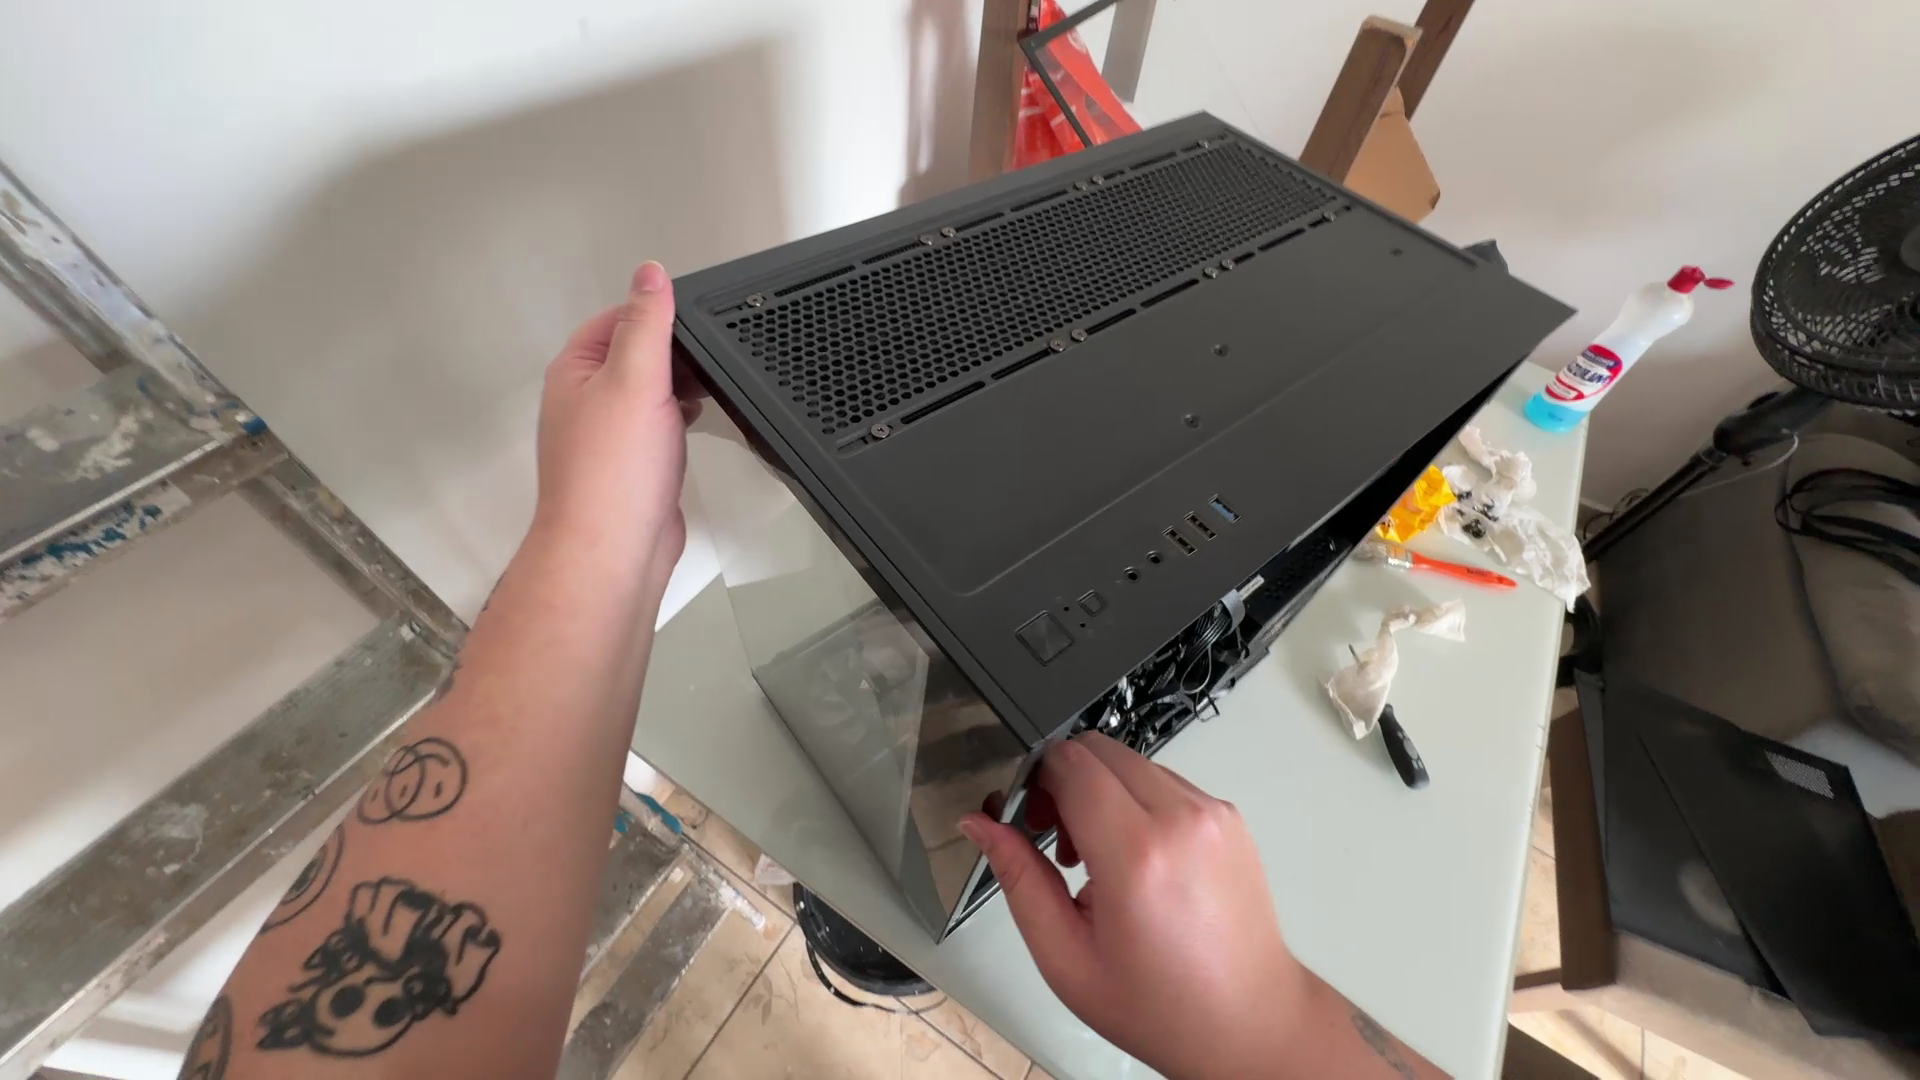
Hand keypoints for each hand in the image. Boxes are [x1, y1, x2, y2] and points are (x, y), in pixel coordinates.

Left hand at [534, 262, 701, 591]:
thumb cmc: (617, 467)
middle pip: (632, 356)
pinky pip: (655, 426)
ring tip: (712, 384)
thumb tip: (650, 272)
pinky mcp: (631, 466)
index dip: (655, 313)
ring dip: (676, 385)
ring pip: (646, 393)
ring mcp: (607, 436)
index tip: (698, 317)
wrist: (614, 547)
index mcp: (575, 371)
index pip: (615, 320)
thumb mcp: (635, 379)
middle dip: (672, 351)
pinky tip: (698, 421)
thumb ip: (647, 325)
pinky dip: (677, 416)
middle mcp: (585, 400)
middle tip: (714, 353)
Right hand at [959, 733, 1304, 1078]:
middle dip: (1063, 778)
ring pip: (1127, 759)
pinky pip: (1161, 777)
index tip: (1030, 817)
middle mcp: (1179, 819)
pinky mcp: (1226, 813)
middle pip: (1096, 748)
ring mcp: (1210, 811)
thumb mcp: (1066, 957)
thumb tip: (979, 824)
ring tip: (1097, 853)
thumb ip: (1018, 878)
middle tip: (1057, 837)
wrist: (1251, 1023)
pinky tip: (1135, 852)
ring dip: (1099, 787)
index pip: (1069, 762)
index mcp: (1136, 855)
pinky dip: (1135, 798)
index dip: (1037, 779)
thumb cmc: (1161, 1004)